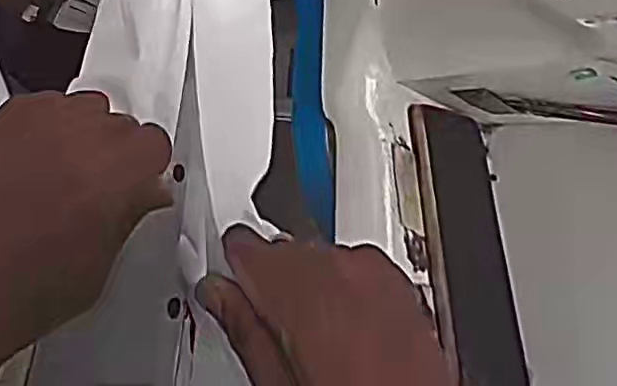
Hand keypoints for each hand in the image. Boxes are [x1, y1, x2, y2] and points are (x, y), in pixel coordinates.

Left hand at [0, 91, 171, 384]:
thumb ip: (130, 216)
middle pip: (122, 121)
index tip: (138, 178)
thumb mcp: (97, 268)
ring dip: (84, 133)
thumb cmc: (14, 289)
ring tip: (63, 172)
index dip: (147, 165)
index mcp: (116, 171)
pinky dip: (49, 126)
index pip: (155, 140)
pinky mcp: (15, 113)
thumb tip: (146, 193)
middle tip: (97, 184)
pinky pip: (51, 104)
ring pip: (88, 107)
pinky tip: (37, 162)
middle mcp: (84, 135)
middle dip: (116, 150)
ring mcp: (47, 119)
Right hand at [198, 226, 453, 385]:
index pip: (246, 244)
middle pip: (284, 250)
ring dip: (310, 282)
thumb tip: (218, 293)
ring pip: (319, 255)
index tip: (228, 279)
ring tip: (317, 341)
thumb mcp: (279, 384)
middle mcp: (337, 266)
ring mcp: (372, 269)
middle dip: (272, 279)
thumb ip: (246, 330)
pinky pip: (355, 266)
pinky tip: (348, 331)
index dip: (232, 263)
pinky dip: (344, 286)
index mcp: (300, 290)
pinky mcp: (398, 280)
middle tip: (273, 329)